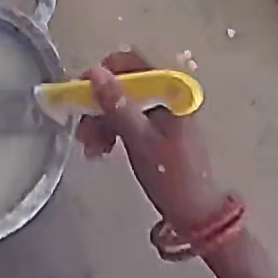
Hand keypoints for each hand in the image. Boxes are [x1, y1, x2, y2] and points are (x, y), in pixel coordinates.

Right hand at [79, 49, 228, 228]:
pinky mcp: (155, 126)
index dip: (102, 72)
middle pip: (122, 83)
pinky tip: (101, 150)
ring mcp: (160, 109)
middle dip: (98, 104)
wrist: (197, 215)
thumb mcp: (140, 140)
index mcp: (169, 89)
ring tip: (91, 148)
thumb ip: (118, 105)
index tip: (81, 92)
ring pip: (120, 101)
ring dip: (101, 120)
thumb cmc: (172, 177)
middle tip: (83, 129)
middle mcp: (166, 92)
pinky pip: (126, 117)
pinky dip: (110, 130)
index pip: (131, 62)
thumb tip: (94, 72)